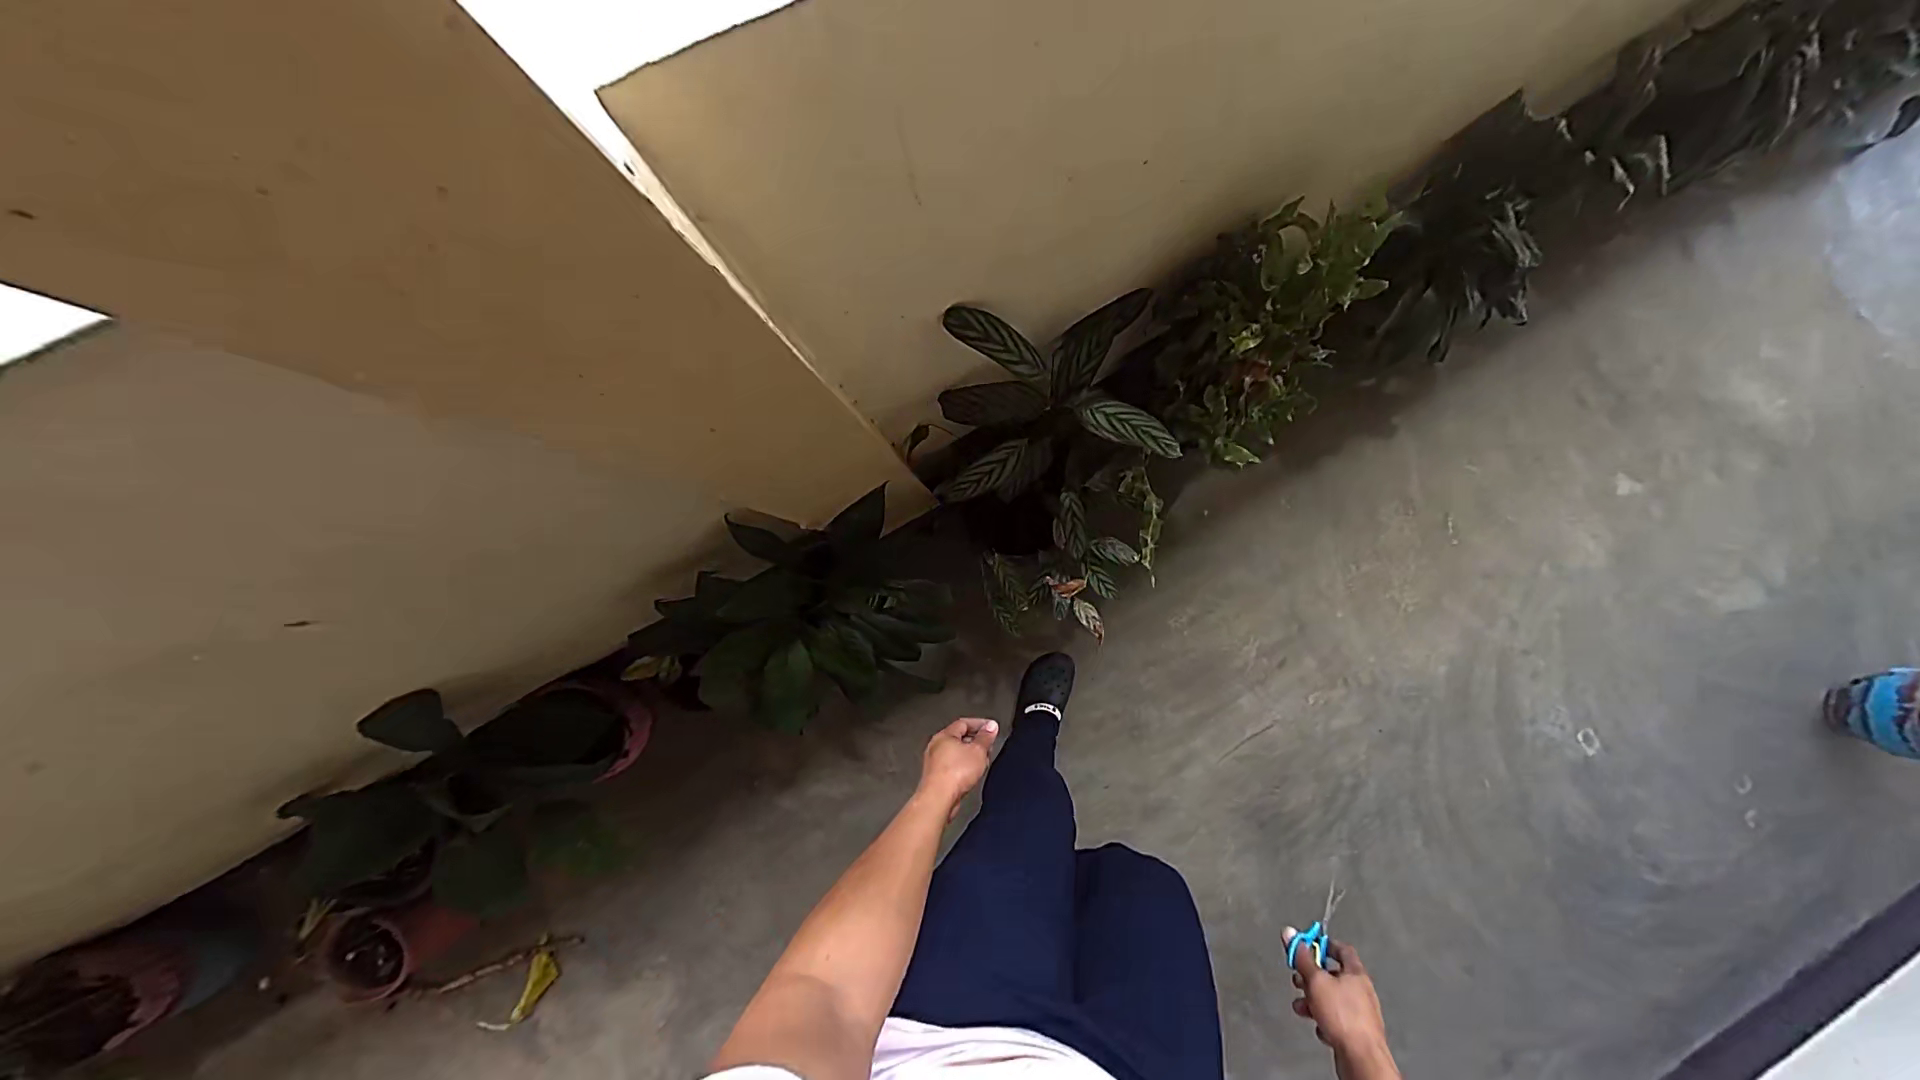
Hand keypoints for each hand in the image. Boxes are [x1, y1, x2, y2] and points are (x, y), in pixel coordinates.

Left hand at [917, 718, 998, 819]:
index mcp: (944, 735)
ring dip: (970, 756)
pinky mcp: (936, 777)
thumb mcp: (978, 751)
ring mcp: (935, 762)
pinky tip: (970, 775)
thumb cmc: (953, 773)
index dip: (980, 724)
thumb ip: (986, 737)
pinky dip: (963, 768)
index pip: (964, 723)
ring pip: (956, 754)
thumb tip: (991, 727)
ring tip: (982, 762)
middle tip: (988, 745)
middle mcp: (936, 746)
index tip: (991, 728)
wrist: (939, 798)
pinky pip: (952, 767)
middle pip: (959, 738)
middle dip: (976, 741)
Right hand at [1287, 938, 1397, 1076]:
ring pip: (1331, 998)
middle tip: (1298, 979)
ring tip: (1302, 1007)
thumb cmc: (1342, 1016)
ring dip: (1313, 1000)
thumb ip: (1301, 957)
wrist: (1361, 1059)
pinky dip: (1324, 1019)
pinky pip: (1336, 1018)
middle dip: (1311, 977)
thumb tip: (1290, 933)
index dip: (1323, 944)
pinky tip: (1320, 1026)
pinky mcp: (1356, 1032)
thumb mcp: (1315, 980)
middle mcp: (1361, 991)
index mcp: (1356, 974)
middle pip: (1332, 975)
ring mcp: (1360, 1014)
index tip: (1307, 945)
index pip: (1342, 949)